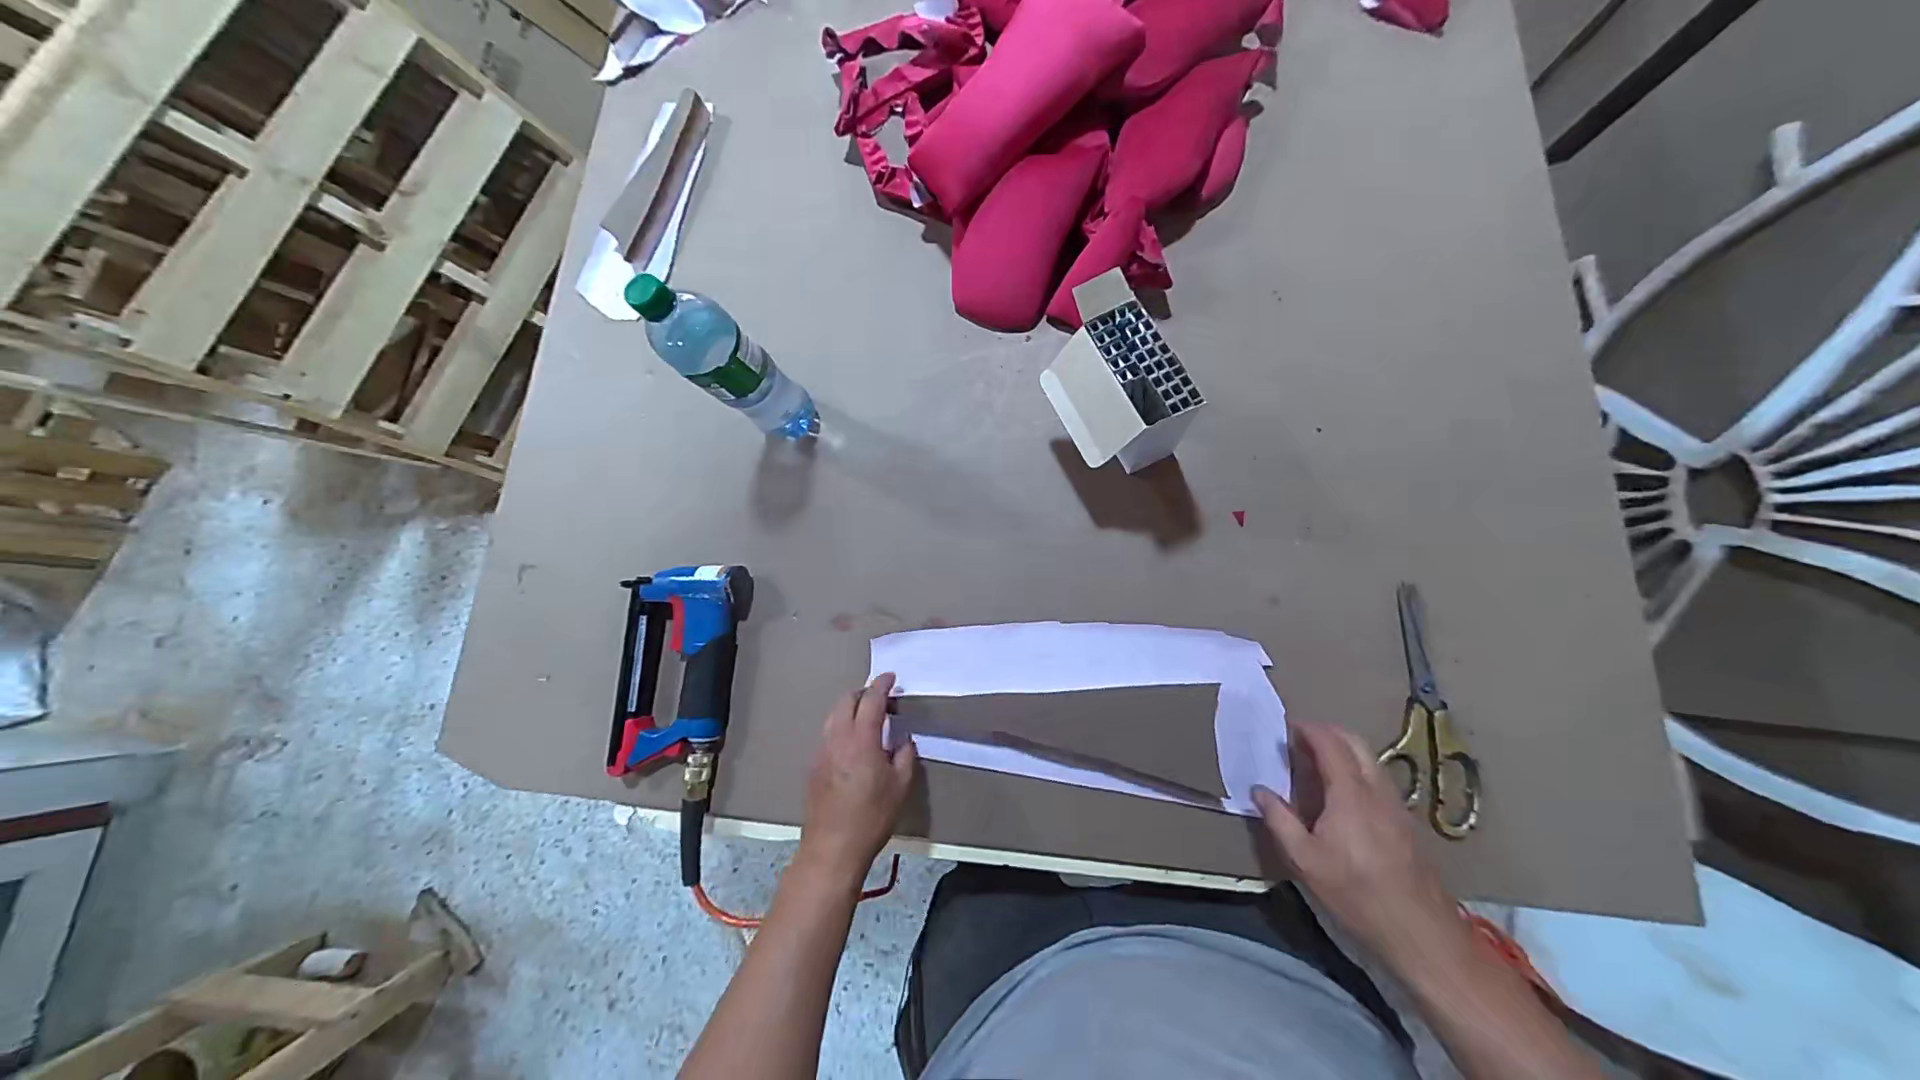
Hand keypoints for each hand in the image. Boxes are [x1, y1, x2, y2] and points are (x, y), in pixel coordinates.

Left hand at [797, 672, 918, 882]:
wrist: (832, 847)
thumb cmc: (872, 817)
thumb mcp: (900, 786)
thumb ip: (904, 756)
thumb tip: (903, 741)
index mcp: (861, 739)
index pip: (871, 700)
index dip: (881, 685)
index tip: (891, 677)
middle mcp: (837, 738)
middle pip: (846, 701)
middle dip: (863, 693)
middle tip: (881, 698)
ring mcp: (821, 751)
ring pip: (833, 716)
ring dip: (850, 709)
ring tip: (868, 718)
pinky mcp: (813, 766)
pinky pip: (828, 734)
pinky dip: (841, 727)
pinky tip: (853, 743)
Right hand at [1253, 718, 1466, 972]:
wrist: (1419, 930)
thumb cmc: (1355, 893)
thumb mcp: (1304, 860)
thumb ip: (1279, 819)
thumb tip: (1259, 790)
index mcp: (1350, 793)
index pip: (1331, 744)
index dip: (1309, 729)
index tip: (1287, 727)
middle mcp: (1377, 791)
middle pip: (1356, 743)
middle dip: (1328, 732)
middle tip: (1301, 739)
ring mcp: (1397, 806)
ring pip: (1371, 760)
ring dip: (1344, 750)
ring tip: (1317, 764)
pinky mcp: (1406, 823)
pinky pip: (1379, 780)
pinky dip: (1357, 770)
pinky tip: (1343, 794)